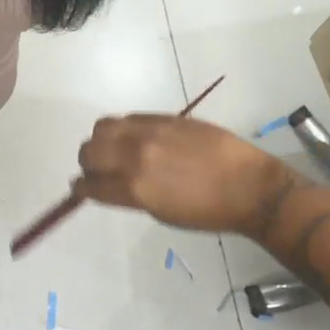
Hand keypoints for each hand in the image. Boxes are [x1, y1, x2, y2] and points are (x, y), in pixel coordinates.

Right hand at [71, 115, 285, 233]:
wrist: (248, 186)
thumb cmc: (208, 212)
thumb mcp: (162, 212)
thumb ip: (130, 194)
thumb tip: (111, 183)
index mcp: (135, 188)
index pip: (91, 184)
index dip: (81, 187)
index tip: (81, 188)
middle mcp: (135, 156)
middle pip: (89, 150)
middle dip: (87, 162)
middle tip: (97, 169)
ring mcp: (149, 132)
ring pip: (103, 127)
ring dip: (100, 140)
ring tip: (113, 149)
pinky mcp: (163, 117)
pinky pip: (129, 118)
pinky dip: (124, 130)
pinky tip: (137, 140)